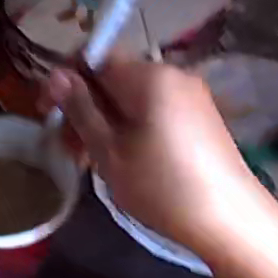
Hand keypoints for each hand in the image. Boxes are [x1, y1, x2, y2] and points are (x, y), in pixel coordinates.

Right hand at [47, 58, 277, 259]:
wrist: (229, 221)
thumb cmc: (161, 188)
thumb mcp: (109, 152)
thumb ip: (81, 109)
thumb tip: (55, 74)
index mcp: (149, 76)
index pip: (94, 56)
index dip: (66, 80)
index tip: (49, 114)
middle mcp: (173, 74)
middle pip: (114, 77)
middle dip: (85, 107)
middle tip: (69, 150)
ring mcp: (191, 95)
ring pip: (132, 97)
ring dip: (106, 121)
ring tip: (94, 161)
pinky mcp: (201, 116)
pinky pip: (154, 110)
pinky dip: (131, 128)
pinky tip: (126, 160)